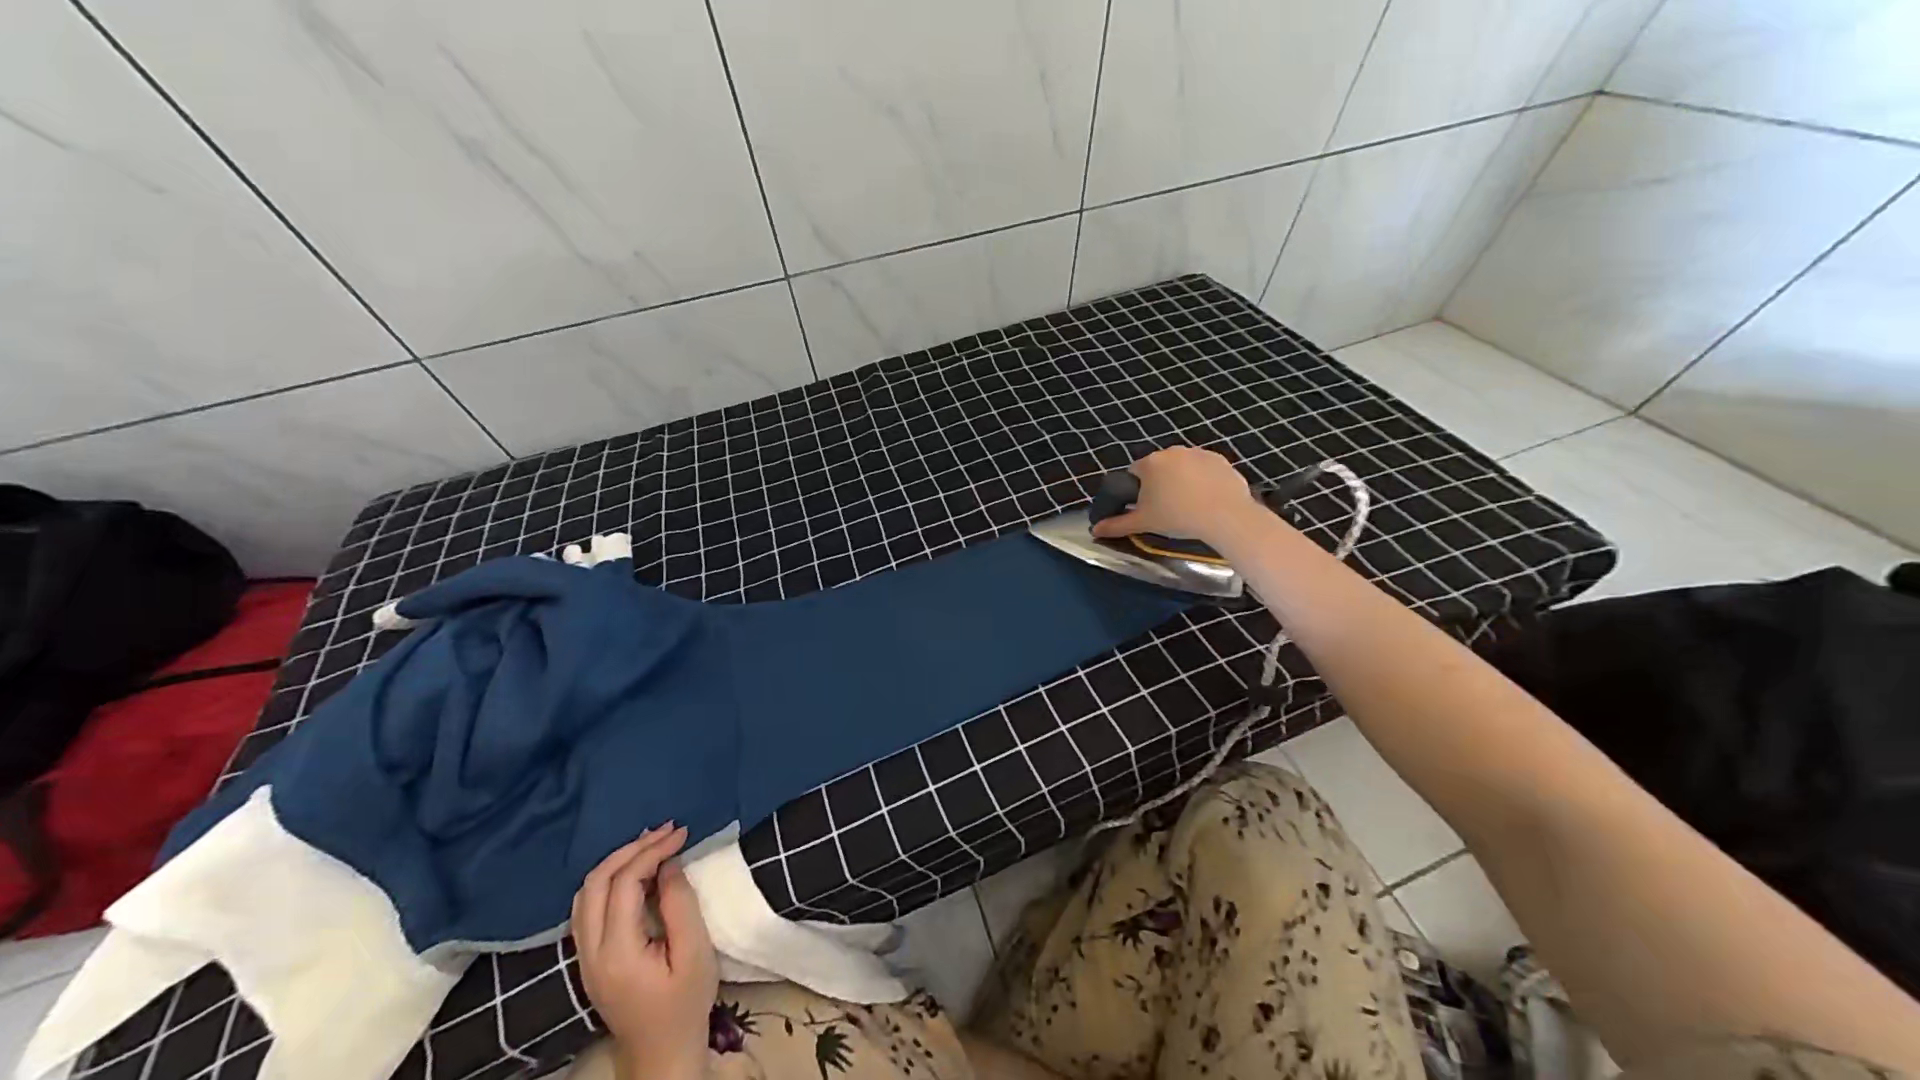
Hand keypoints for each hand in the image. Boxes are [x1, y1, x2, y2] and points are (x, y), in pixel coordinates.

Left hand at [574, 824, 717, 1079]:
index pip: (624, 884)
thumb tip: (668, 865)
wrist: (662, 1053)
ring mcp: (584, 957)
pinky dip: (610, 879)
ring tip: (652, 844)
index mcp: (616, 952)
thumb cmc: (685, 1005)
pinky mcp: (589, 959)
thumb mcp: (695, 954)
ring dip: (616, 862)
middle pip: (596, 883)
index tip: (682, 833)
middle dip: (631, 849)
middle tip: (667, 831)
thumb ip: (680, 906)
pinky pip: (588, 906)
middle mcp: (590, 952)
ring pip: (585, 893)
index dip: (651, 852)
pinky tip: (636, 872)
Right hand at [1090, 447, 1263, 547]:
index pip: (1135, 472)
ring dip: (1182, 480)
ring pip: (1183, 467)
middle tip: (1166, 508)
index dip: (1137, 489)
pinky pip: (1206, 469)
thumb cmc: (1177, 517)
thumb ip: (1116, 524)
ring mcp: (1199, 453)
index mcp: (1150, 463)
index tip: (1145, 506)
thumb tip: (1094, 530)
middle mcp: (1173, 451)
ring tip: (1189, 505)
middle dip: (1160, 483)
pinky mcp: (1221, 460)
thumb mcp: (1143, 523)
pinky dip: (1204, 481)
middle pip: (1160, 467)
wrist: (1225, 516)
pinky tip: (1208, 499)